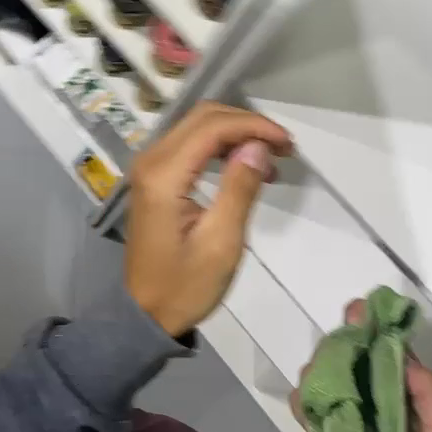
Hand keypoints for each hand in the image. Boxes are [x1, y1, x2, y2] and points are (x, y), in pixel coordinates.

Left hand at [124, 102, 291, 336]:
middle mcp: (151, 159)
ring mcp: (149, 166)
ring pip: (196, 126)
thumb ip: (239, 188)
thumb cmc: (184, 285)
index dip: (253, 126)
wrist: (145, 314)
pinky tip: (245, 165)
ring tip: (271, 157)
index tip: (287, 143)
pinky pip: (189, 144)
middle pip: (202, 117)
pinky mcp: (154, 176)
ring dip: (235, 132)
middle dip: (246, 124)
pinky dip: (220, 145)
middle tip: (283, 148)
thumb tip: (258, 146)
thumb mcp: (220, 242)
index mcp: (163, 174)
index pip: (211, 127)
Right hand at [294, 301, 431, 431]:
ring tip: (319, 380)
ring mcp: (352, 427)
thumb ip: (431, 398)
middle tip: (335, 347)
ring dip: (317, 372)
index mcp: (406, 399)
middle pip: (349, 360)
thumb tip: (399, 348)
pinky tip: (309, 409)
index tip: (357, 312)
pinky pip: (310, 417)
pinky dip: (304, 405)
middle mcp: (377, 405)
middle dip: (337, 345)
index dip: (369, 327)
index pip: (385, 353)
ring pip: (325, 382)